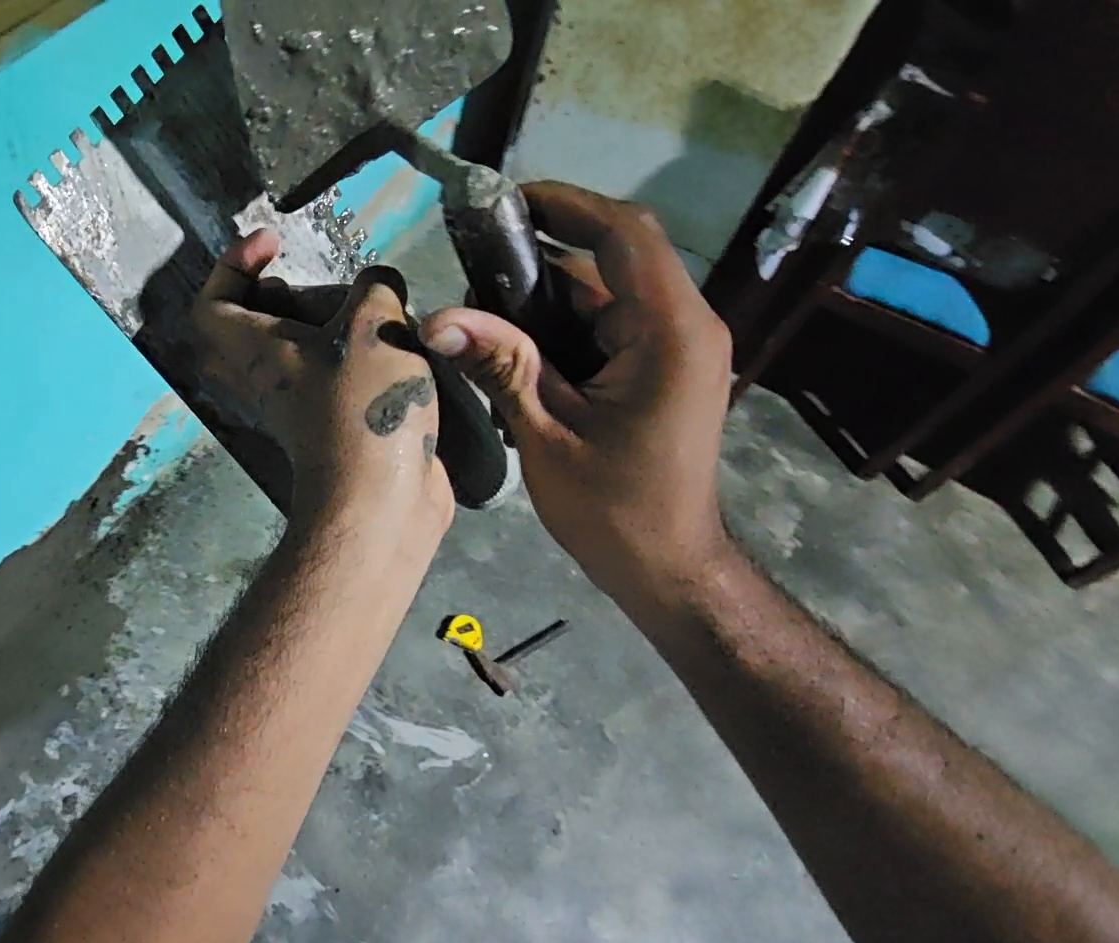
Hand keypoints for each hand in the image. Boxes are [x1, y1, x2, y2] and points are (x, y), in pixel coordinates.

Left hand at [193, 229, 452, 543]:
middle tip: (304, 287)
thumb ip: (375, 289)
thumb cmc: (360, 405)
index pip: (210, 301)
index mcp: (252, 349)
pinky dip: (338, 359)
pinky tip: (382, 347)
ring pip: (281, 358)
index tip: (275, 243)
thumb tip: (377, 289)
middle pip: (240, 332)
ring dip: (310, 329)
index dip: (232, 262)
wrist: (378, 498)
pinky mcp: (325, 430)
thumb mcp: (373, 323)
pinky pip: (317, 381)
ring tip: (355, 310)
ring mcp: (291, 409)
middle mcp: (261, 380)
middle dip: (267, 299)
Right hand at [419, 182, 734, 607]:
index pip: (625, 236)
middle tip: (471, 265)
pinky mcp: (659, 371)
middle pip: (610, 264)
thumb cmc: (613, 511)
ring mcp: (674, 350)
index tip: (507, 201)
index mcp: (670, 334)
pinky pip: (607, 330)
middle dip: (540, 259)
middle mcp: (683, 328)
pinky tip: (511, 349)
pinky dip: (561, 333)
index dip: (567, 206)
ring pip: (604, 298)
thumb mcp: (547, 435)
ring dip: (544, 301)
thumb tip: (435, 318)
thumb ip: (501, 367)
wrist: (665, 567)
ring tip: (479, 311)